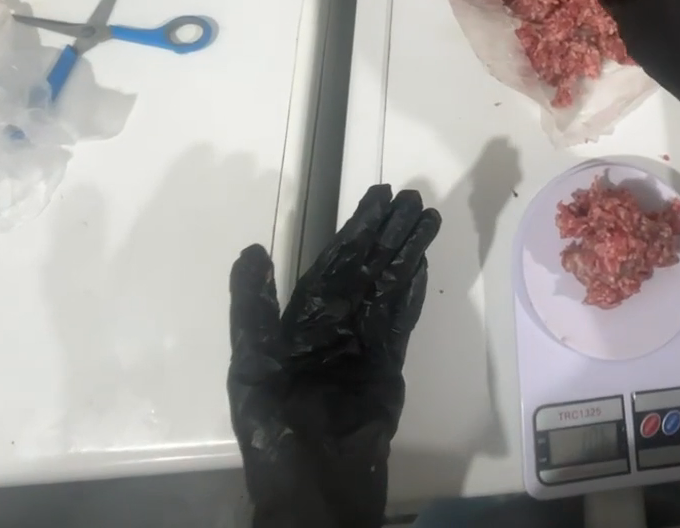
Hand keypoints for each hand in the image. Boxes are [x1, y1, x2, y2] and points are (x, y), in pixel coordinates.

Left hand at [228, 185, 440, 527]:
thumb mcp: (251, 363)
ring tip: (429, 219)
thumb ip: (252, 307)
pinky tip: (423, 263)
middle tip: (412, 197)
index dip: (357, 227)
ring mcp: (365, 341)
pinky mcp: (388, 361)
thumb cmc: (276, 426)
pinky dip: (413, 291)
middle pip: (368, 265)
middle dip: (390, 231)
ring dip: (408, 251)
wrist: (317, 483)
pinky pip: (402, 317)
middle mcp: (335, 322)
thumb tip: (252, 251)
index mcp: (301, 319)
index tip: (378, 197)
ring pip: (390, 283)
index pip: (334, 260)